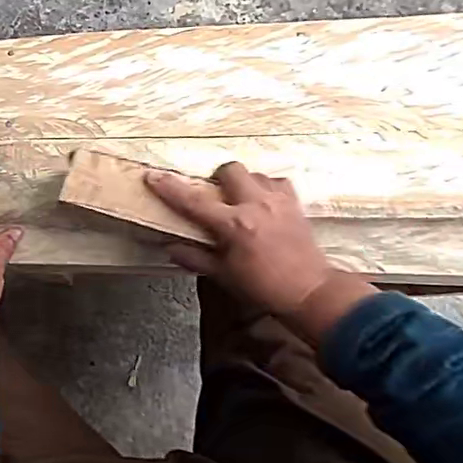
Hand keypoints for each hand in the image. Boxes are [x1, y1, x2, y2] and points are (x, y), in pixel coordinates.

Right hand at [144, 163, 375, 341]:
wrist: (309, 292)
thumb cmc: (262, 287)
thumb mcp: (223, 275)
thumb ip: (194, 257)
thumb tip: (171, 247)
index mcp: (234, 225)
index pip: (193, 201)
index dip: (169, 188)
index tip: (152, 177)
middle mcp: (256, 206)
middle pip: (230, 170)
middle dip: (217, 178)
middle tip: (214, 195)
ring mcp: (279, 202)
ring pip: (255, 173)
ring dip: (242, 182)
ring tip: (239, 200)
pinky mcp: (295, 204)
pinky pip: (277, 182)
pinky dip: (266, 187)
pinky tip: (262, 202)